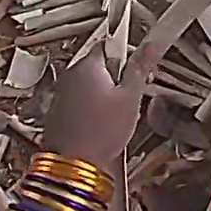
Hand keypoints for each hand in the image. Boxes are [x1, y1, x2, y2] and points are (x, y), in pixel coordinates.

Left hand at [42, 46, 141, 171]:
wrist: (73, 167)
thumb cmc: (100, 133)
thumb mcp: (129, 98)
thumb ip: (140, 68)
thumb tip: (151, 46)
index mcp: (88, 65)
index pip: (110, 43)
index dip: (129, 53)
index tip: (140, 66)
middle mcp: (71, 74)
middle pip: (100, 63)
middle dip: (118, 74)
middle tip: (133, 91)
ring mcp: (62, 92)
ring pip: (90, 81)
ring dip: (106, 90)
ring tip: (119, 110)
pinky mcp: (59, 110)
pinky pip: (80, 98)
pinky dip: (93, 104)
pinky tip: (103, 121)